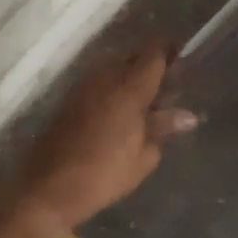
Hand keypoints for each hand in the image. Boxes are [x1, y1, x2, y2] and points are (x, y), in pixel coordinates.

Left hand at [9, 41, 198, 231]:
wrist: (49, 187)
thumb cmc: (104, 174)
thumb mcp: (143, 157)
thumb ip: (163, 129)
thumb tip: (187, 116)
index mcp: (129, 88)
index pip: (153, 53)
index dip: (169, 50)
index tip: (181, 58)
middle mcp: (104, 78)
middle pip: (132, 58)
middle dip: (150, 66)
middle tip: (167, 86)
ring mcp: (83, 87)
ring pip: (112, 69)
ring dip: (129, 78)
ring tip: (146, 101)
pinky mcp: (68, 100)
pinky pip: (98, 83)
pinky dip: (112, 89)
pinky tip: (120, 112)